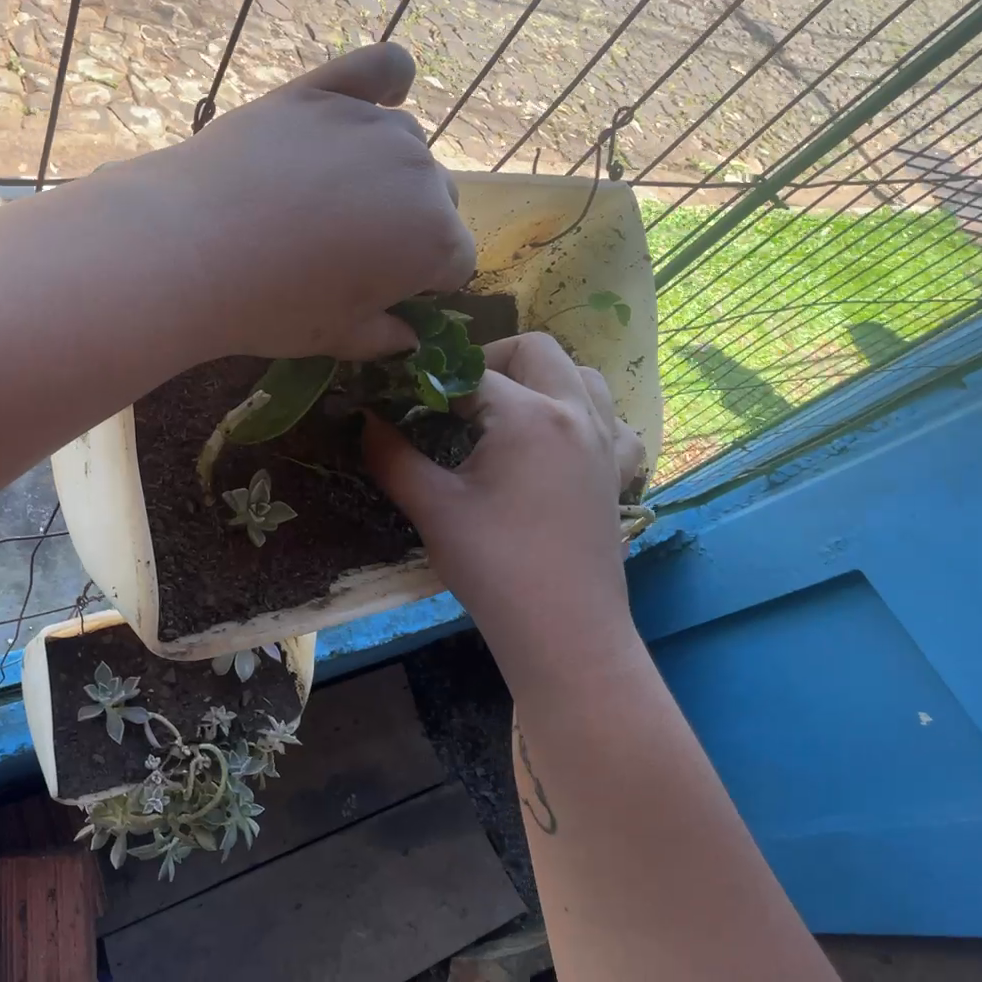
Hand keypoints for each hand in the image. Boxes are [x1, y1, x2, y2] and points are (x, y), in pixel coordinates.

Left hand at [111, 43, 475, 361]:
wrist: (189, 250)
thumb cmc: (268, 306)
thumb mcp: (332, 339)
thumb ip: (382, 338)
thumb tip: (409, 338)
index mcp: (434, 239)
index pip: (454, 262)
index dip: (422, 284)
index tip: (381, 294)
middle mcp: (419, 173)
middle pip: (436, 200)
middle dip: (408, 228)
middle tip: (346, 253)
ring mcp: (370, 125)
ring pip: (405, 145)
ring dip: (388, 171)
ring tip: (331, 197)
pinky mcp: (321, 93)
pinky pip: (378, 69)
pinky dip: (386, 79)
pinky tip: (385, 91)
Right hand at [362, 333, 647, 665]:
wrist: (562, 631)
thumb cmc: (492, 566)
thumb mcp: (431, 506)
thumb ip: (391, 454)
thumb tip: (364, 418)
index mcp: (528, 415)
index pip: (469, 370)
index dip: (427, 378)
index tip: (399, 397)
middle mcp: (575, 413)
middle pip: (536, 350)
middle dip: (488, 361)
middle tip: (453, 400)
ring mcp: (606, 441)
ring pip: (582, 375)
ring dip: (541, 378)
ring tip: (504, 413)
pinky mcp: (617, 473)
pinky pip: (612, 420)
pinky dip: (584, 415)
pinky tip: (557, 443)